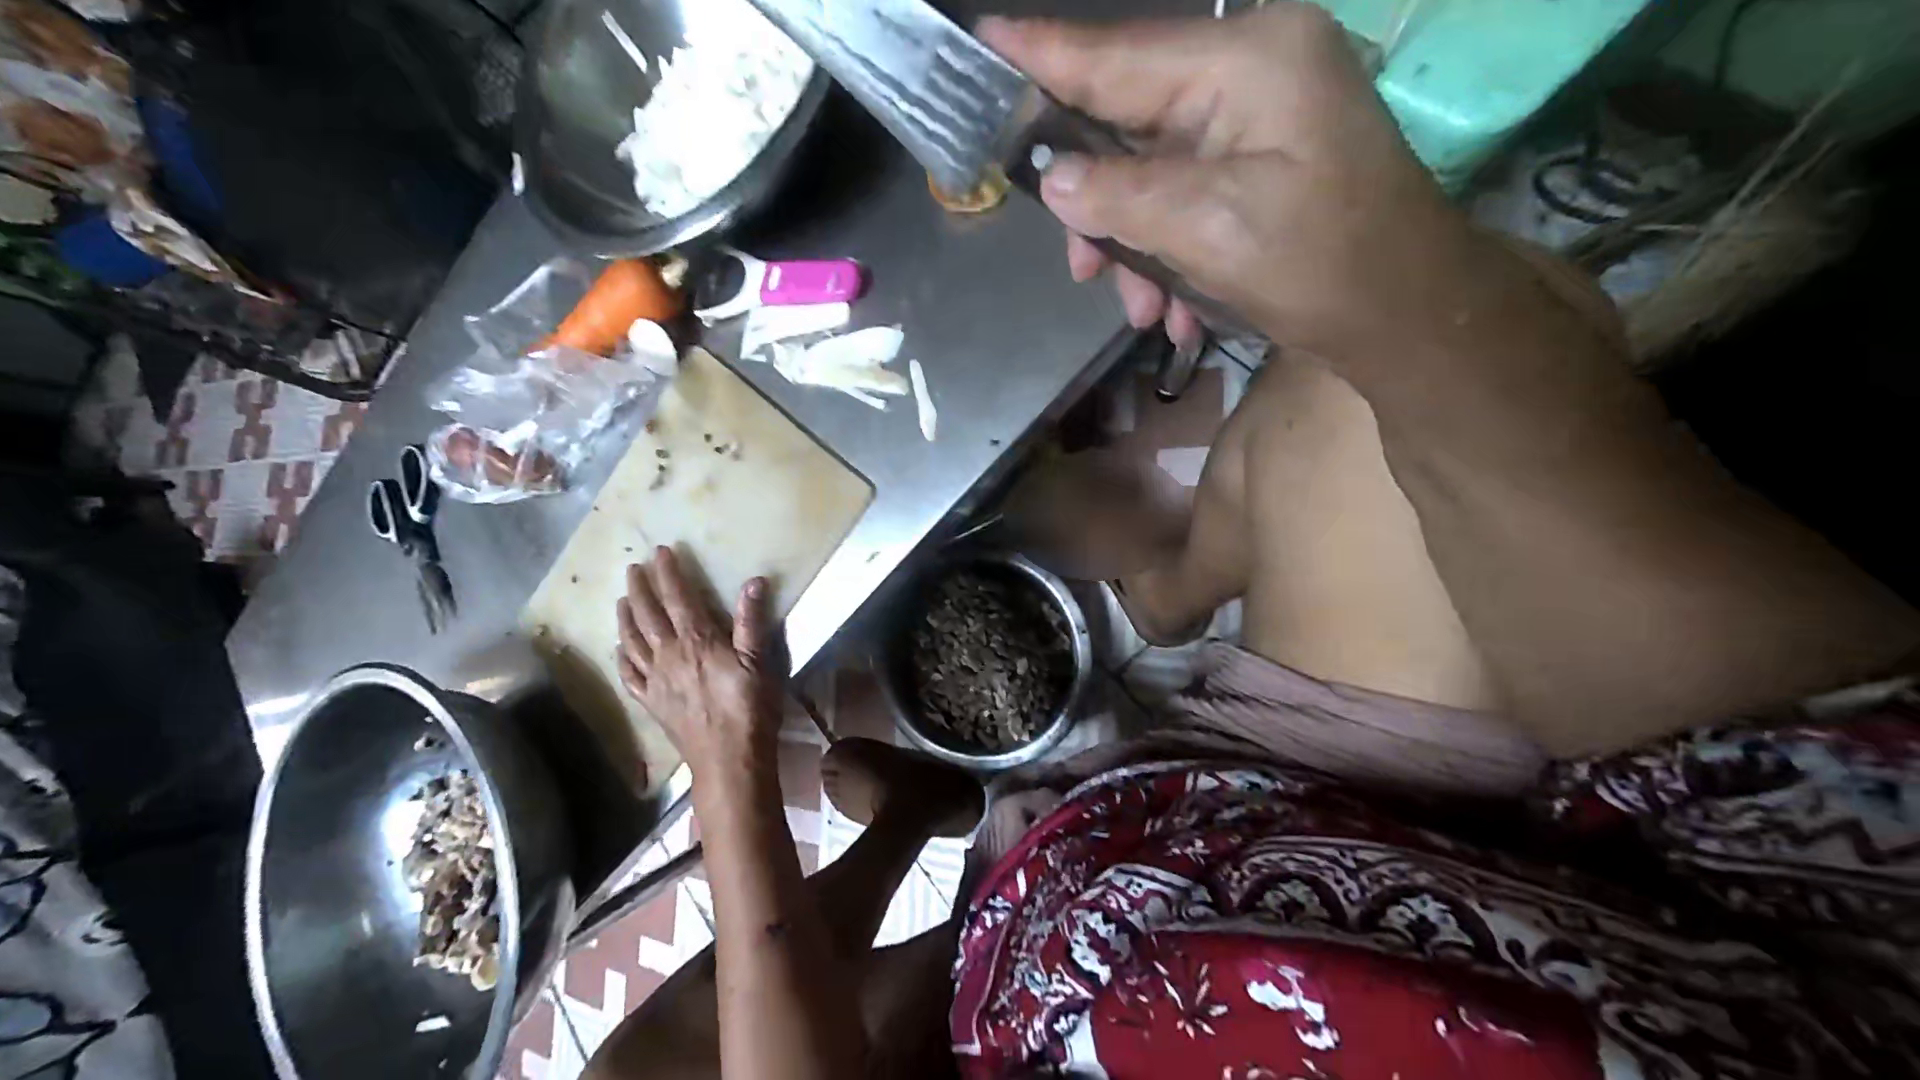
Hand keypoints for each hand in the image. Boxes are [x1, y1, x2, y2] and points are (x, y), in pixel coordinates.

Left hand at [616, 547, 782, 778]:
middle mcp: (669, 655)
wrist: (728, 758)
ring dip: (625, 616)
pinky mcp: (651, 702)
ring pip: (632, 640)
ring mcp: (655, 679)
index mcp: (697, 641)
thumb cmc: (749, 707)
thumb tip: (753, 581)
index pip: (678, 598)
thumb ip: (751, 621)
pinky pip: (629, 674)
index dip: (669, 573)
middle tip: (633, 568)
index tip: (661, 552)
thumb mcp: (759, 661)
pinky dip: (621, 657)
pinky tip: (619, 648)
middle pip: (648, 614)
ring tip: (621, 599)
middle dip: (640, 588)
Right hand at [979, 4, 1484, 361]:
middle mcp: (1250, 74)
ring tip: (1141, 307)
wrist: (1402, 316)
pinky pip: (1184, 196)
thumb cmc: (1320, 264)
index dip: (1046, 53)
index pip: (1119, 53)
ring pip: (1151, 172)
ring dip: (1134, 244)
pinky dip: (1168, 252)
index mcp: (1246, 62)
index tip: (985, 36)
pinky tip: (1174, 306)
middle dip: (1098, 204)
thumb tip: (1054, 179)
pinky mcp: (1261, 162)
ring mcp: (1258, 119)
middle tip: (1080, 266)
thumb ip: (1122, 197)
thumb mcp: (1210, 230)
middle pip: (1129, 123)